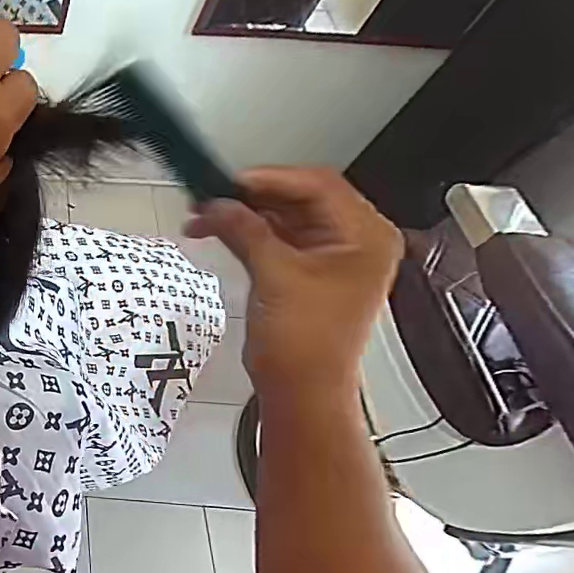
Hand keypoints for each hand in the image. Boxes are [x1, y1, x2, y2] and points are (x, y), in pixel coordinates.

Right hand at [185, 166, 402, 394]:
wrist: (300, 393)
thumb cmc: (306, 347)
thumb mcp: (274, 276)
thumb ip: (245, 231)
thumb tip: (217, 204)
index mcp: (365, 237)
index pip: (318, 186)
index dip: (270, 179)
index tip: (230, 182)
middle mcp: (354, 243)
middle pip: (300, 200)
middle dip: (252, 200)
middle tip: (213, 197)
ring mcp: (330, 260)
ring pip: (284, 221)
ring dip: (246, 218)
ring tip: (207, 217)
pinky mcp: (307, 276)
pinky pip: (278, 242)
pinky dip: (249, 237)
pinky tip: (220, 233)